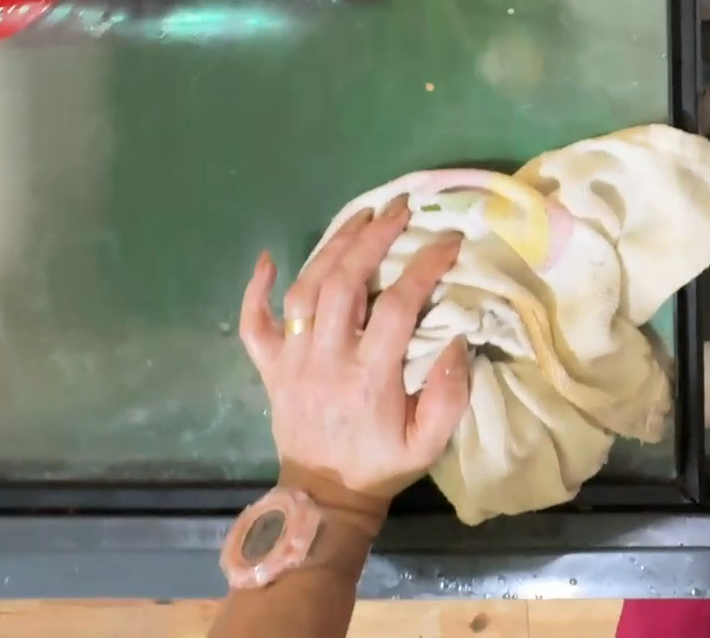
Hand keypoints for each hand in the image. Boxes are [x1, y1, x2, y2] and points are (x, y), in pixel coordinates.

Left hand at [239, 195, 471, 505]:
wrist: (322, 498)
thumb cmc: (383, 463)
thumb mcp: (430, 442)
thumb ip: (450, 394)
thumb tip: (456, 339)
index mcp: (368, 376)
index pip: (399, 304)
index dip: (425, 265)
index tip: (450, 240)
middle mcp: (325, 359)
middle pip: (345, 283)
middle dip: (374, 238)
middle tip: (401, 209)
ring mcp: (291, 361)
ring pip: (305, 289)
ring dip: (332, 246)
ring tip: (361, 215)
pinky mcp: (270, 368)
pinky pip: (253, 324)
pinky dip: (255, 289)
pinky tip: (267, 259)